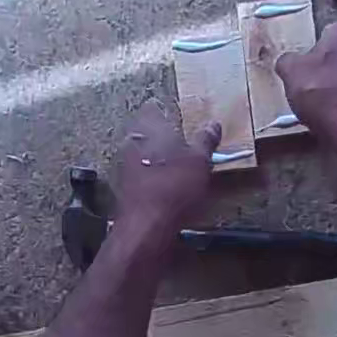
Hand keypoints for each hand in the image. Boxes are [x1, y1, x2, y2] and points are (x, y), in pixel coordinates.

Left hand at [113, 97, 218, 236]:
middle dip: (163, 138)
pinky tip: (168, 190)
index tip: (183, 120)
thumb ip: (205, 141)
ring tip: (180, 171)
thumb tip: (213, 124)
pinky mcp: (123, 191)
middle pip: (146, 133)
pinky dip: (153, 180)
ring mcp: (123, 168)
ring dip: (158, 161)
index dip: (168, 111)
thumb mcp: (199, 161)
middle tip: (185, 146)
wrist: (146, 228)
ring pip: (142, 156)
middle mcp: (130, 143)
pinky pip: (141, 178)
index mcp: (147, 128)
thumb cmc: (174, 187)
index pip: (153, 108)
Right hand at [275, 22, 336, 148]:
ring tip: (314, 103)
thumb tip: (286, 61)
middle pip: (336, 55)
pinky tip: (328, 114)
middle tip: (304, 83)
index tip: (300, 65)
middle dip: (322, 66)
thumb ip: (286, 60)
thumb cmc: (319, 91)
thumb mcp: (290, 71)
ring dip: (331, 85)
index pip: (324, 32)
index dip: (310, 48)